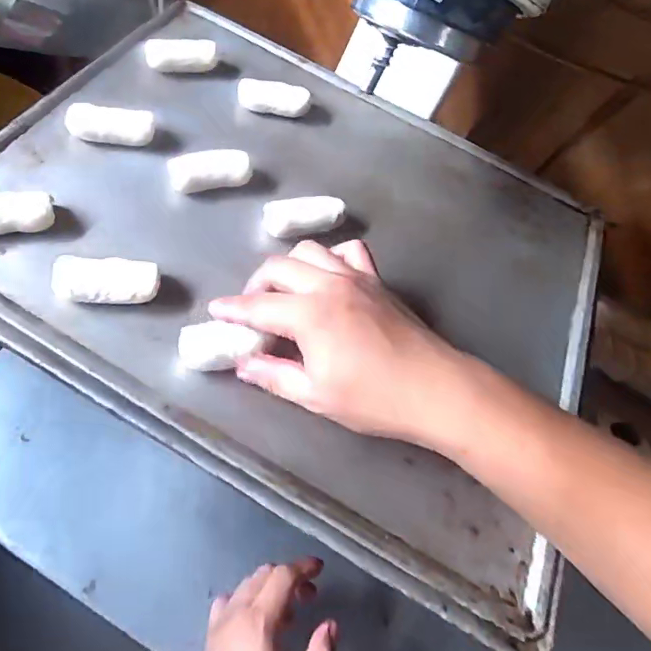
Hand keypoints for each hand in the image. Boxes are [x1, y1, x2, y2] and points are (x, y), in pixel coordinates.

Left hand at [175, 559, 334, 650]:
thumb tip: (330, 625)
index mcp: (256, 623)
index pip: (280, 577)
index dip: (302, 567)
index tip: (321, 569)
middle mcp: (233, 617)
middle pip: (261, 576)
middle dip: (288, 577)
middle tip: (311, 595)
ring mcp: (217, 629)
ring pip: (244, 587)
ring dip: (267, 588)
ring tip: (290, 613)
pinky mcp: (209, 645)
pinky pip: (228, 605)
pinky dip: (247, 600)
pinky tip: (259, 625)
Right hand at [209, 240, 483, 449]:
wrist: (434, 388)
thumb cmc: (374, 399)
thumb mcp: (316, 396)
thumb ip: (274, 375)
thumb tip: (243, 364)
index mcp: (309, 315)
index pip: (257, 306)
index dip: (232, 309)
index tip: (215, 311)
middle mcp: (329, 285)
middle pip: (278, 268)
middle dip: (255, 285)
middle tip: (251, 310)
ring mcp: (356, 277)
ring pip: (309, 251)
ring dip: (289, 267)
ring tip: (286, 292)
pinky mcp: (376, 280)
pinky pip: (348, 251)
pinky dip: (330, 258)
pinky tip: (328, 279)